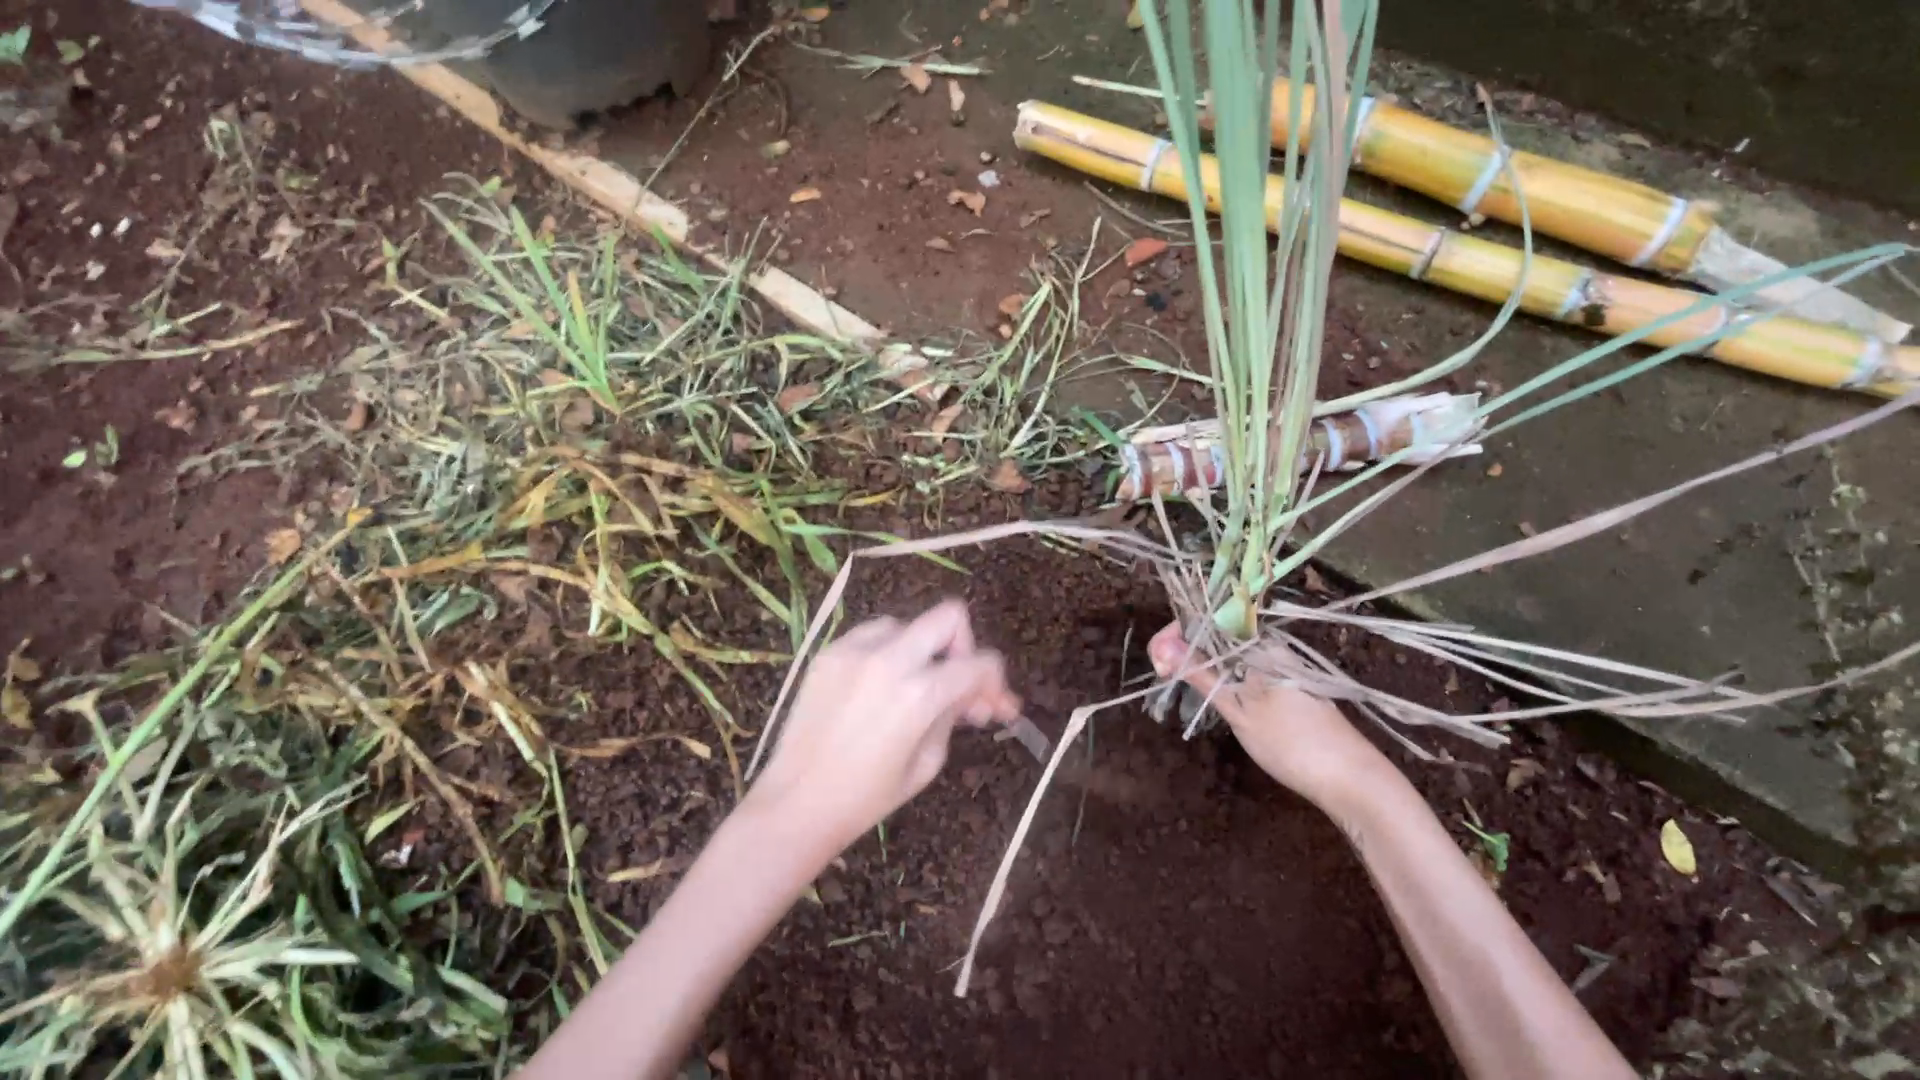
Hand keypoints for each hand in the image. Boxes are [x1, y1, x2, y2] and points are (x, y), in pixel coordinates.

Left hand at [750, 600, 1020, 851]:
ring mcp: (854, 651)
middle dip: (965, 646)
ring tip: (916, 688)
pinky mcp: (828, 653)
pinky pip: (871, 634)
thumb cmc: (867, 798)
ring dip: (922, 650)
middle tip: (959, 681)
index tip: (996, 705)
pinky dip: (886, 651)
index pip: (979, 663)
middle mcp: (889, 660)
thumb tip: (975, 696)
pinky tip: (881, 684)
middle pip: (949, 616)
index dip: (997, 682)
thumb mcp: (927, 763)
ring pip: (908, 624)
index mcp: (920, 694)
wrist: (796, 803)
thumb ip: (953, 716)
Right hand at [1148, 622, 1395, 811]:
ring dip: (1202, 664)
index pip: (1205, 620)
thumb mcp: (1239, 709)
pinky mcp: (1285, 687)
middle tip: (1164, 678)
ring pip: (1230, 653)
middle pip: (1216, 634)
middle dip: (1184, 649)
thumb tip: (1164, 645)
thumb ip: (1202, 674)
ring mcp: (1279, 668)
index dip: (1175, 635)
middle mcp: (1269, 648)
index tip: (1157, 664)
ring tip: (1182, 687)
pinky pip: (1245, 669)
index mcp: (1258, 645)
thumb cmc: (1292, 742)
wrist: (1352, 778)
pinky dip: (1223, 677)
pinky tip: (1215, 695)